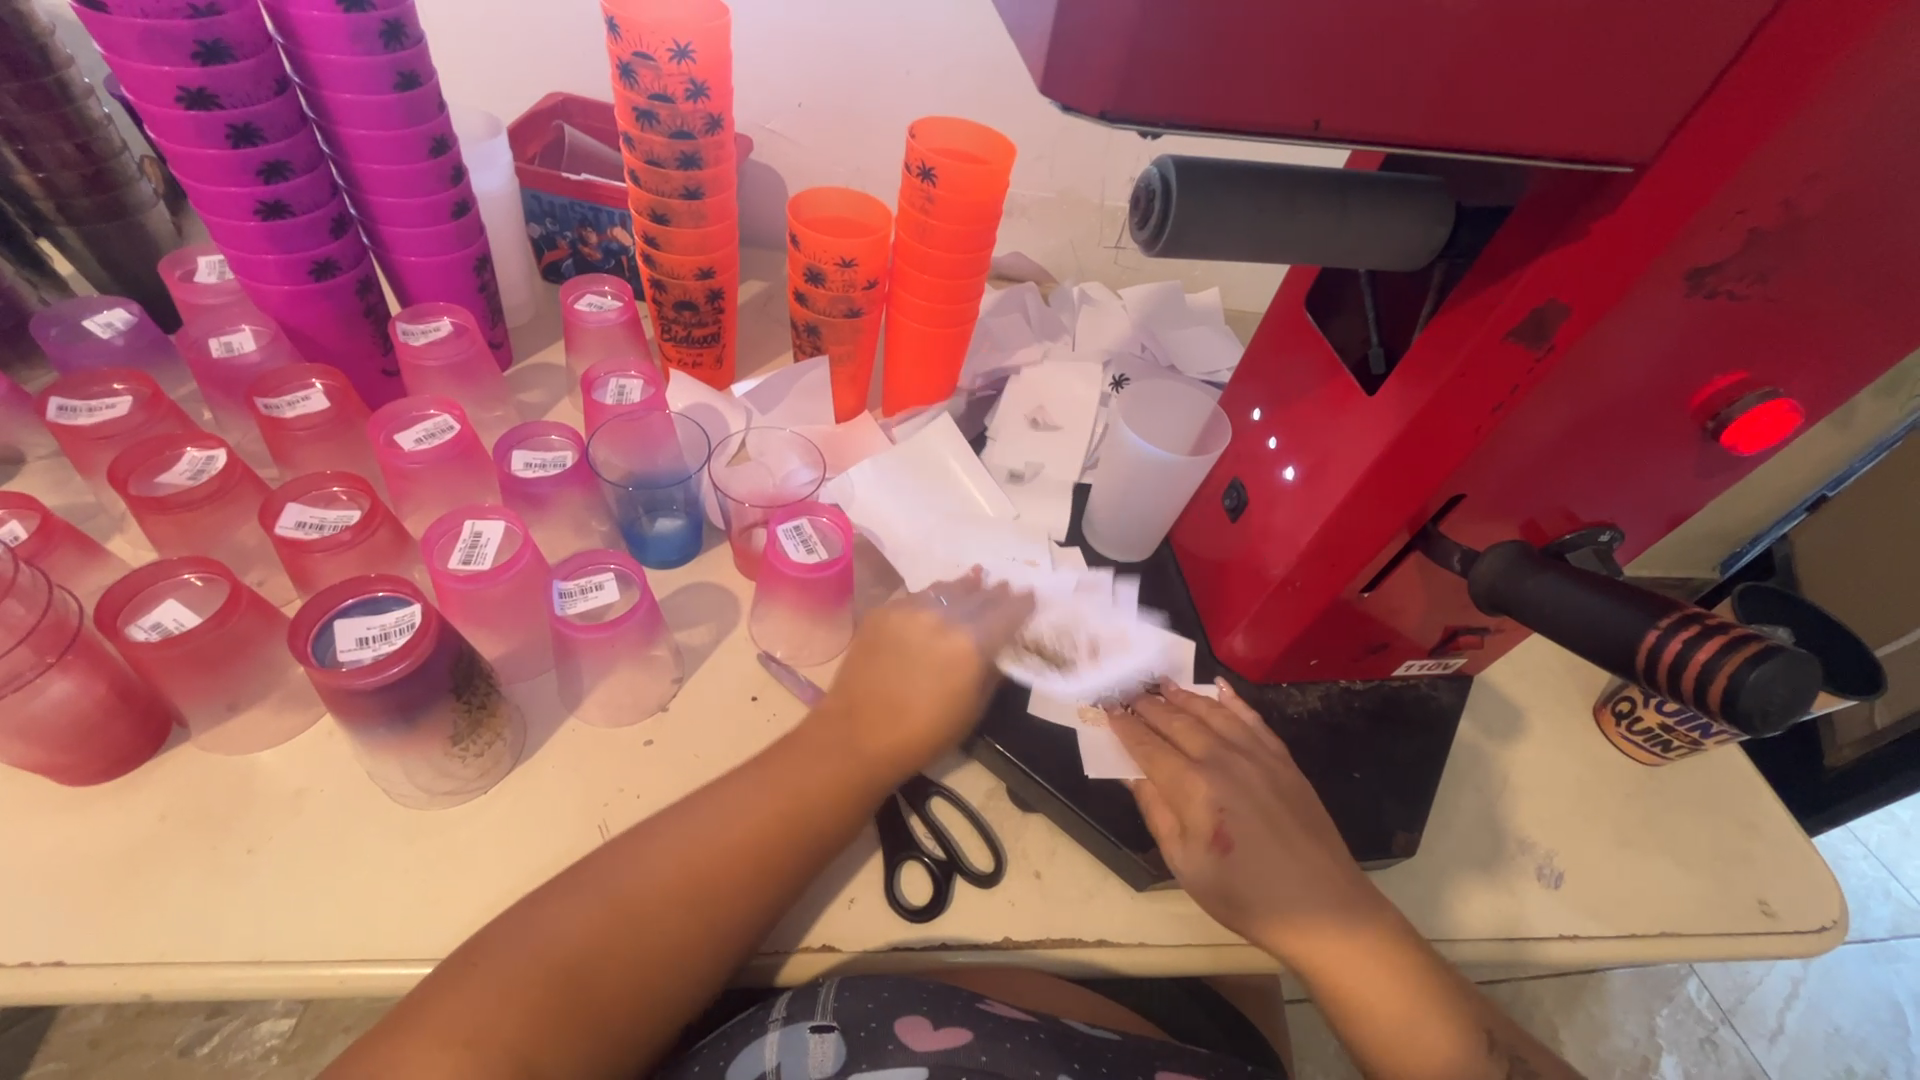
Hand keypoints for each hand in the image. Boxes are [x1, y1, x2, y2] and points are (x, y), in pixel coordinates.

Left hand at [813, 569, 1034, 778]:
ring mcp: (909, 610)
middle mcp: (943, 617)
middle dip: (995, 592)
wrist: (857, 735)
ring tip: (976, 579)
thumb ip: (991, 673)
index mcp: (972, 644)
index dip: (1021, 603)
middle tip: (1006, 586)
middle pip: (977, 596)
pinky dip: (933, 596)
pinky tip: (936, 599)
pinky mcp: (882, 612)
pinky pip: (916, 597)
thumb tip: (1002, 651)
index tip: (1030, 596)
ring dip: (964, 587)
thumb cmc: (923, 735)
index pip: (1007, 612)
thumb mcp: (973, 709)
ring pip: (945, 589)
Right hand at [1108, 681, 1396, 963]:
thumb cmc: (1244, 896)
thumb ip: (1156, 811)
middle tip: (1128, 692)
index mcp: (1192, 787)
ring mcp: (1257, 756)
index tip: (1107, 710)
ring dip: (1184, 696)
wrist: (1323, 908)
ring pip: (1212, 713)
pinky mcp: (1283, 760)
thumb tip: (1131, 774)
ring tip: (1163, 684)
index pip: (1148, 747)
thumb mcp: (1184, 862)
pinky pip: (1252, 719)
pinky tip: (1218, 687)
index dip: (1125, 727)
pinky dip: (1232, 700)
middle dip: (1149, 706)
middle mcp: (1222, 760)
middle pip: (1177, 722)